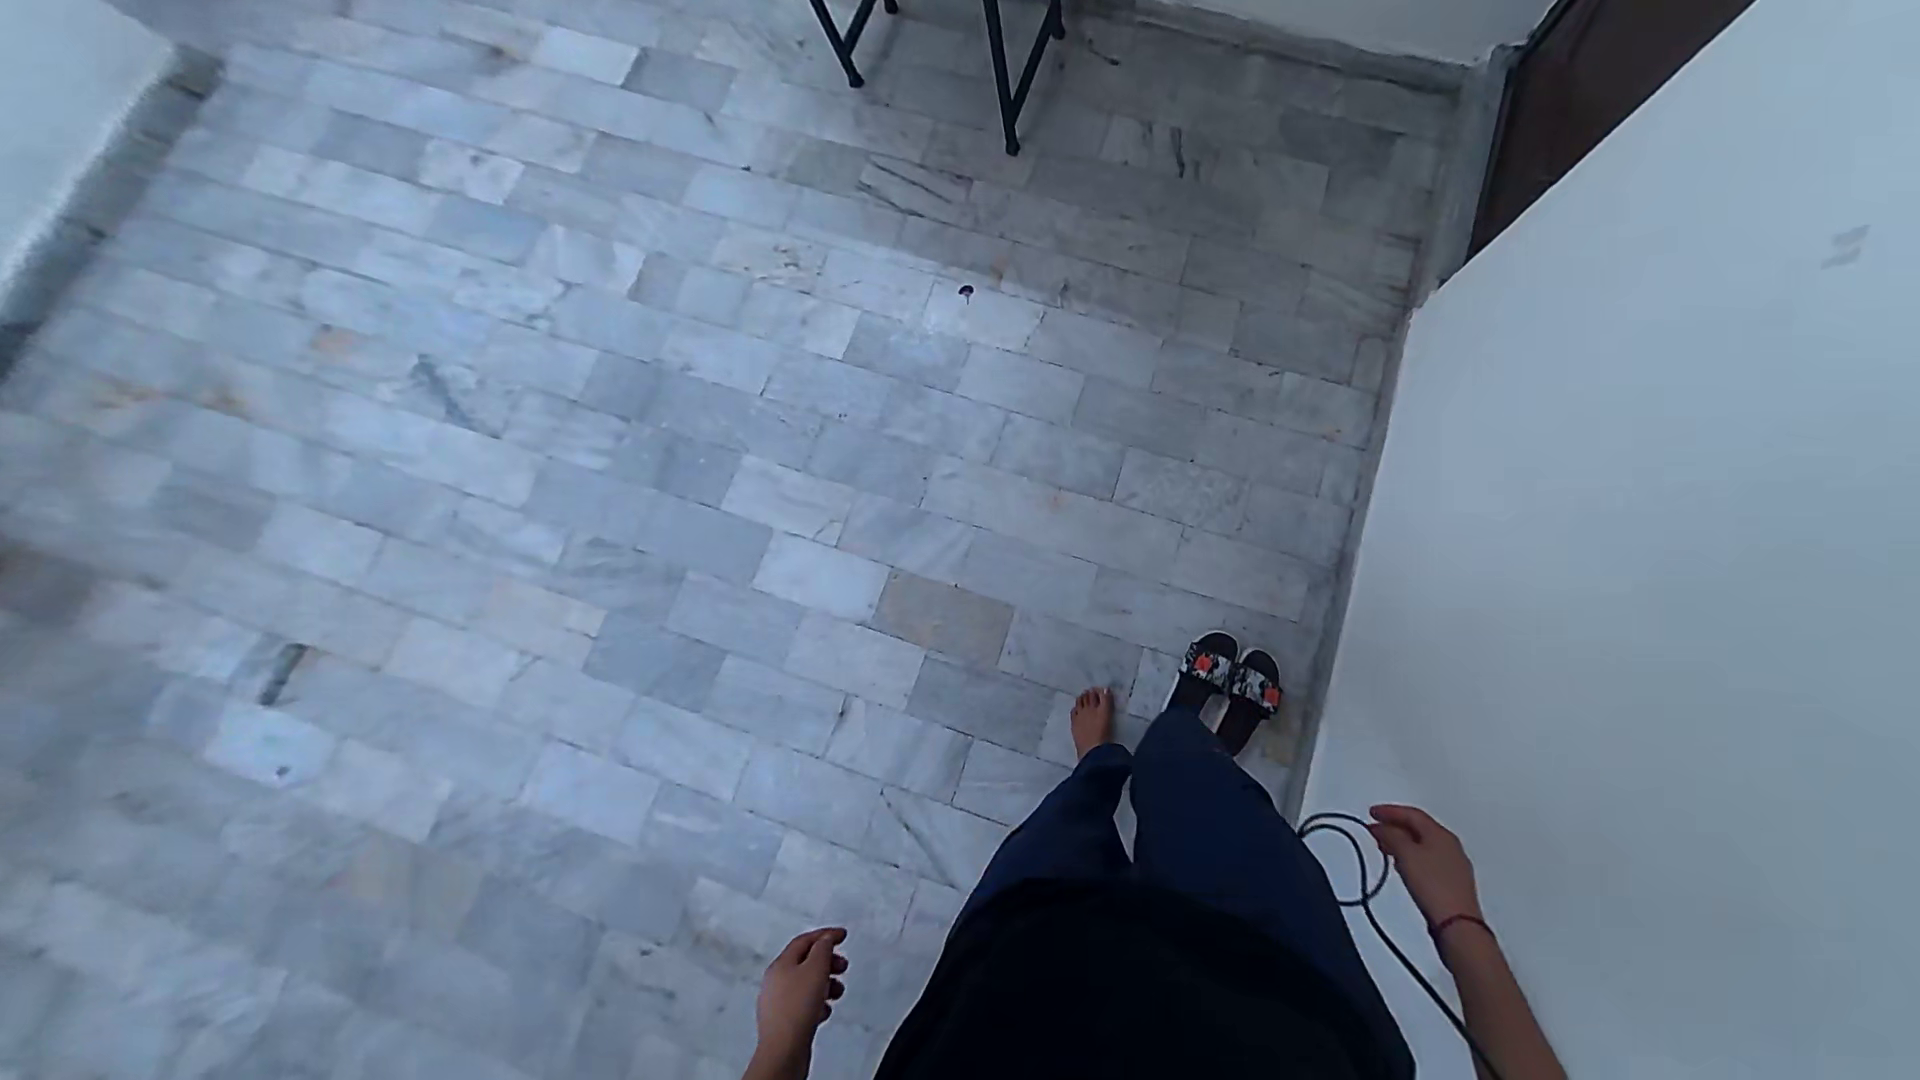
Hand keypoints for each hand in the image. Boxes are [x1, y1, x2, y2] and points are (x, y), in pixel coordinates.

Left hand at [755, 927, 848, 1058]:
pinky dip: (817, 1003)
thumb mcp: (816, 968)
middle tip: (842, 965)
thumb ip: (823, 948)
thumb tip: (825, 939)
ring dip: (825, 984)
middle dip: (827, 962)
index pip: (804, 940)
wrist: (784, 1051)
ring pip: (806, 985)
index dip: (825, 935)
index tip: (841, 935)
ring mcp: (778, 1003)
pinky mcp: (784, 1023)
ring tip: (837, 992)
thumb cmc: (797, 1009)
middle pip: (806, 962)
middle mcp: (775, 982)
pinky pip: (803, 1006)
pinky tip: (824, 1011)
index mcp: (780, 964)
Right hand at [1369, 804, 1482, 925]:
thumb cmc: (1432, 884)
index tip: (1372, 812)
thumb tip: (1382, 827)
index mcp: (1441, 835)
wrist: (1457, 924)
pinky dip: (1410, 855)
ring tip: (1383, 846)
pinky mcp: (1452, 882)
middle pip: (1419, 828)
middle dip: (1394, 826)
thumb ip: (1390, 834)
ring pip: (1422, 844)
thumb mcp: (1404, 853)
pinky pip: (1427, 859)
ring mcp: (1454, 865)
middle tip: (1375, 828)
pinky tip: (1400, 863)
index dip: (1390, 811)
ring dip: (1401, 841)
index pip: (1413, 814)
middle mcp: (1451, 847)